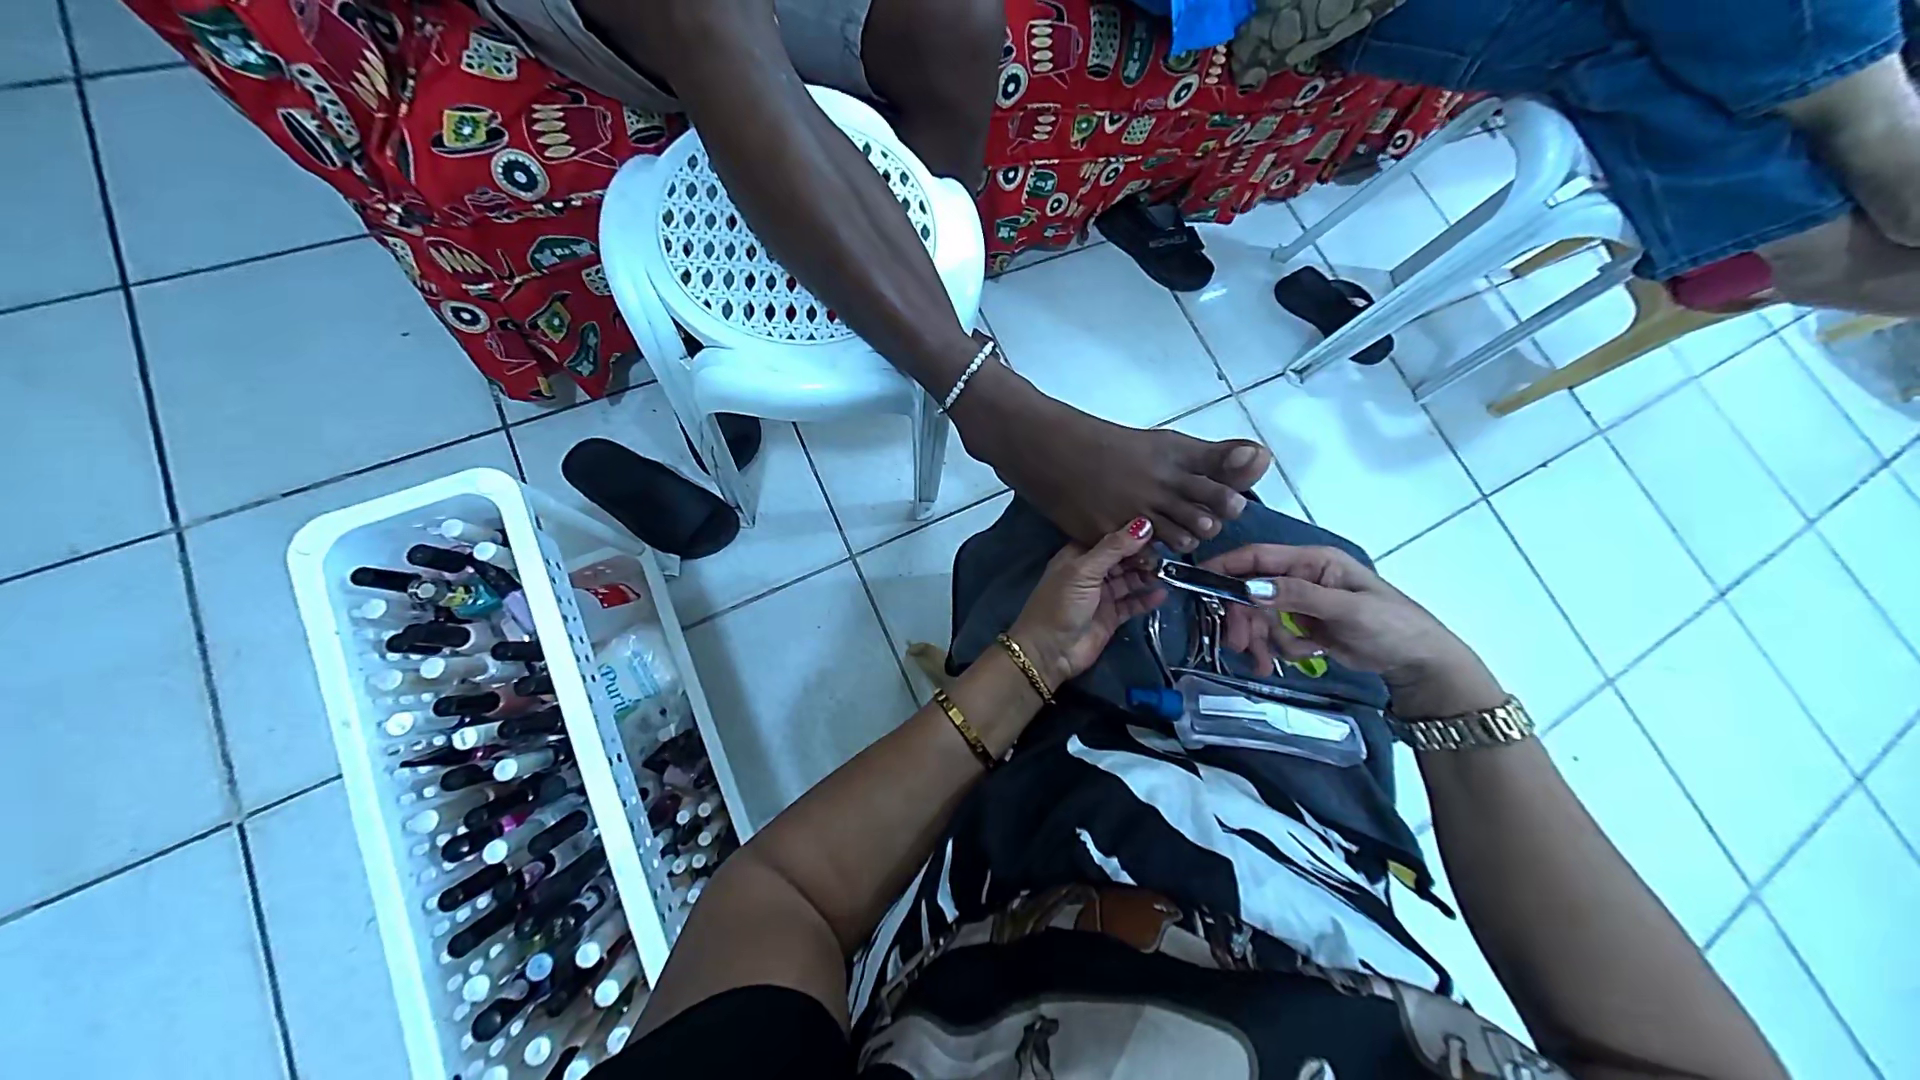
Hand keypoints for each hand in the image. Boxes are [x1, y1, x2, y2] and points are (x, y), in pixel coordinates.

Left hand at [1006, 518, 1166, 688]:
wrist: (1049, 651)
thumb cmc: (1061, 604)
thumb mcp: (1084, 571)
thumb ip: (1113, 548)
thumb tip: (1143, 524)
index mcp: (1077, 557)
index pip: (1107, 538)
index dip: (1129, 533)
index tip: (1155, 527)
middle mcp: (1090, 573)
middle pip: (1121, 558)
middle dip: (1141, 555)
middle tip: (1163, 554)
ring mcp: (1101, 595)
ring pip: (1129, 579)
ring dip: (1146, 575)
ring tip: (1167, 570)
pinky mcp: (1111, 616)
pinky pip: (1133, 603)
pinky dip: (1146, 599)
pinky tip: (1162, 593)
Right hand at [1199, 544, 1505, 718]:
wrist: (1420, 664)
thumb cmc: (1392, 626)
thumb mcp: (1346, 609)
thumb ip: (1297, 596)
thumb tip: (1250, 588)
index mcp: (1314, 561)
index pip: (1259, 556)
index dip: (1226, 566)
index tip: (1199, 581)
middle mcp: (1302, 577)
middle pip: (1252, 591)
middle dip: (1242, 618)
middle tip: (1236, 644)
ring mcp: (1301, 602)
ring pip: (1258, 616)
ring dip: (1257, 639)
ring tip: (1261, 663)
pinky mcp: (1302, 626)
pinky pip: (1272, 634)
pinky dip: (1274, 649)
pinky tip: (1289, 659)